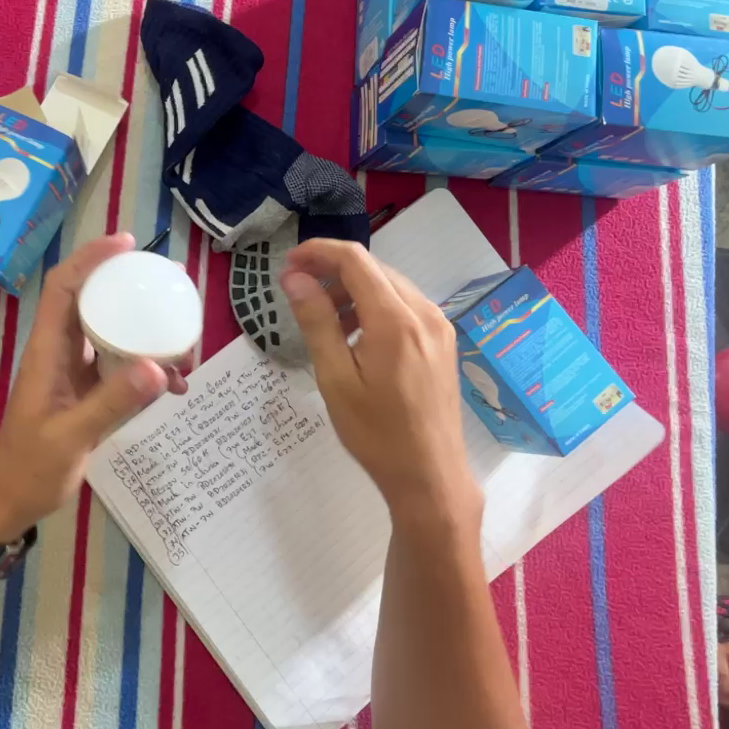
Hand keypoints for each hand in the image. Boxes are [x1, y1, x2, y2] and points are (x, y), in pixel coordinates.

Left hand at [0, 234, 186, 542]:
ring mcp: (75, 372)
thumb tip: (159, 365)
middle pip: (93, 301)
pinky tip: (174, 386)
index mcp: (47, 350)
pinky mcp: (88, 393)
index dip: (91, 258)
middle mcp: (61, 352)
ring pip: (111, 333)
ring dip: (146, 331)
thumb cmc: (30, 468)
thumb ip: (113, 402)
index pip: (64, 286)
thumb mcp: (71, 436)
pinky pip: (121, 366)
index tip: (127, 244)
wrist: (11, 504)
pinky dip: (146, 369)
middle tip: (172, 284)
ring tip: (185, 341)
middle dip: (131, 288)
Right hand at [280, 239, 480, 532]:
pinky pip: (404, 305)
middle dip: (332, 270)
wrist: (430, 475)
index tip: (287, 264)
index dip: (318, 252)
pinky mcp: (442, 341)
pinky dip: (374, 306)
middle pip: (373, 269)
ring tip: (322, 317)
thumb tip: (294, 277)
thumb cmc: (376, 432)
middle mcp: (423, 313)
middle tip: (297, 291)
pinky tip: (354, 334)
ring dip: (352, 288)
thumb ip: (316, 321)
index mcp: (395, 320)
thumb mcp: (335, 378)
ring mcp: (438, 326)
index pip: (355, 261)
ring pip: (389, 285)